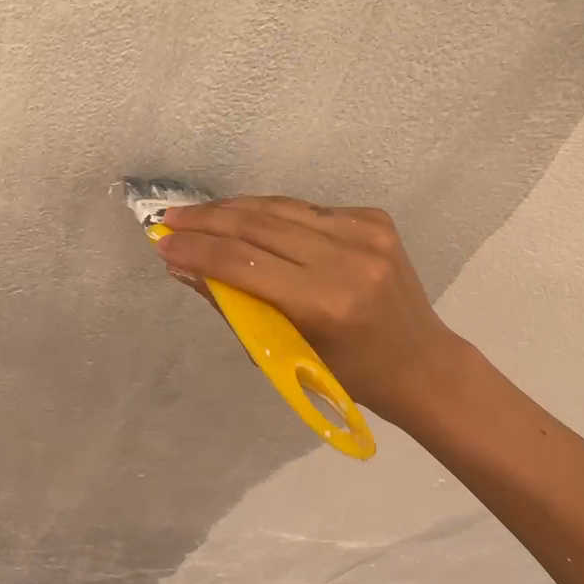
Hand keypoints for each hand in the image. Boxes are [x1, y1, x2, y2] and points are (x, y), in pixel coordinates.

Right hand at [154, 196, 469, 427]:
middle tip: (168, 219)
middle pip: (257, 226)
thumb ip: (232, 304)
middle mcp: (348, 259)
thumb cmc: (351, 374)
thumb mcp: (284, 351)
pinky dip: (269, 213)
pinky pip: (304, 209)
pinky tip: (245, 221)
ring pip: (278, 208)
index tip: (160, 242)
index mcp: (325, 302)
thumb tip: (182, 268)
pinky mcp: (374, 218)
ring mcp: (365, 232)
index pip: (243, 262)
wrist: (423, 362)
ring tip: (195, 214)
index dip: (197, 249)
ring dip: (231, 209)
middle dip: (206, 220)